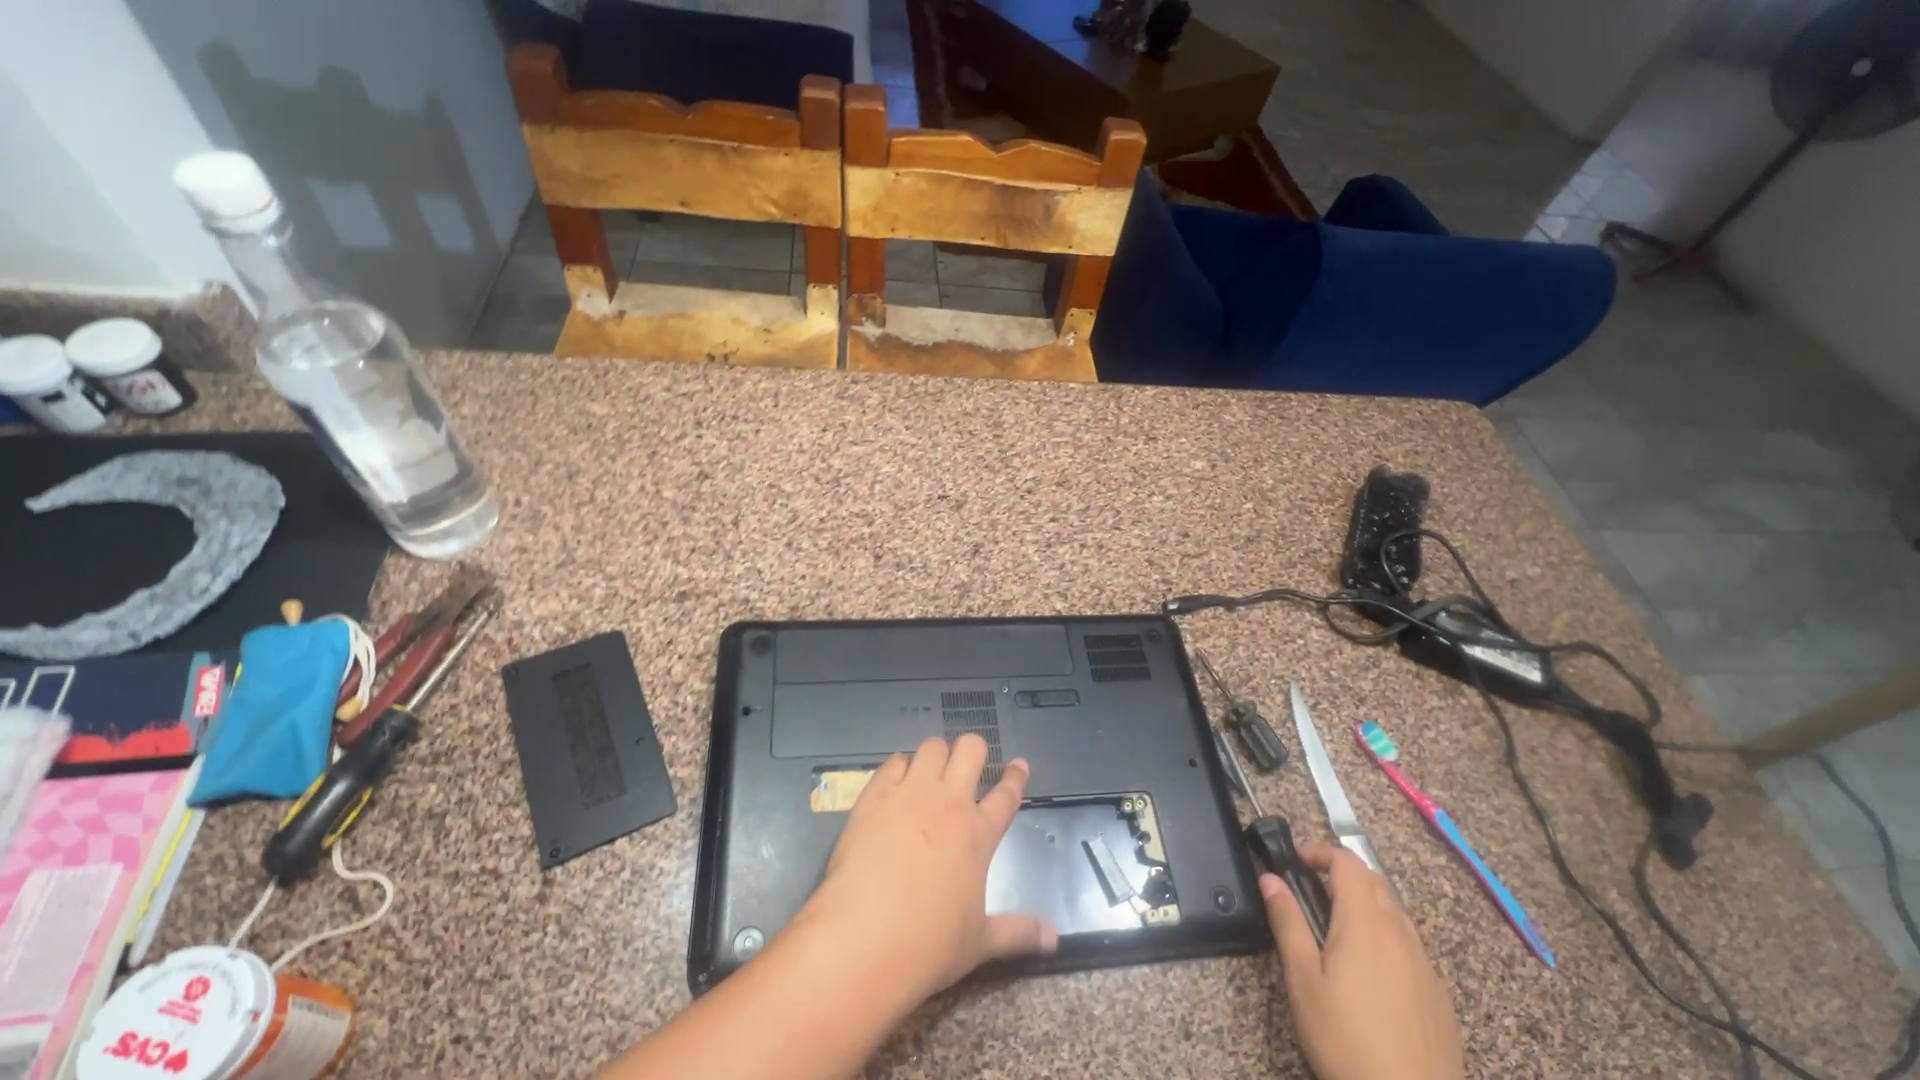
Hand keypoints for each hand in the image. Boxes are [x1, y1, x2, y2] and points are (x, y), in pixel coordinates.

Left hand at [788, 735, 1057, 1005]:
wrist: (863, 939)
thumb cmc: (928, 944)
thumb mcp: (979, 943)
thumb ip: (1017, 933)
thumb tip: (1054, 939)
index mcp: (978, 834)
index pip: (1007, 795)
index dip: (1015, 777)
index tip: (1019, 764)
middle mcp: (947, 804)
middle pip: (969, 752)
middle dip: (974, 749)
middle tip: (969, 762)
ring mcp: (907, 796)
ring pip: (930, 748)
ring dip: (936, 754)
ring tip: (933, 767)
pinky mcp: (872, 799)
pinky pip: (890, 764)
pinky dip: (898, 765)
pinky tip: (896, 776)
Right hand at [1263, 844, 1462, 1079]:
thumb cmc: (1345, 1037)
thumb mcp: (1303, 980)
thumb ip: (1288, 923)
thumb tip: (1270, 879)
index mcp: (1364, 922)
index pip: (1348, 863)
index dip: (1321, 852)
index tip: (1297, 861)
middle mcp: (1399, 932)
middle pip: (1373, 881)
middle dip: (1341, 875)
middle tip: (1310, 894)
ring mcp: (1423, 961)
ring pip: (1394, 913)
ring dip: (1364, 905)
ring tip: (1336, 933)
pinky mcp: (1437, 990)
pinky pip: (1409, 946)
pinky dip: (1384, 937)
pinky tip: (1369, 974)